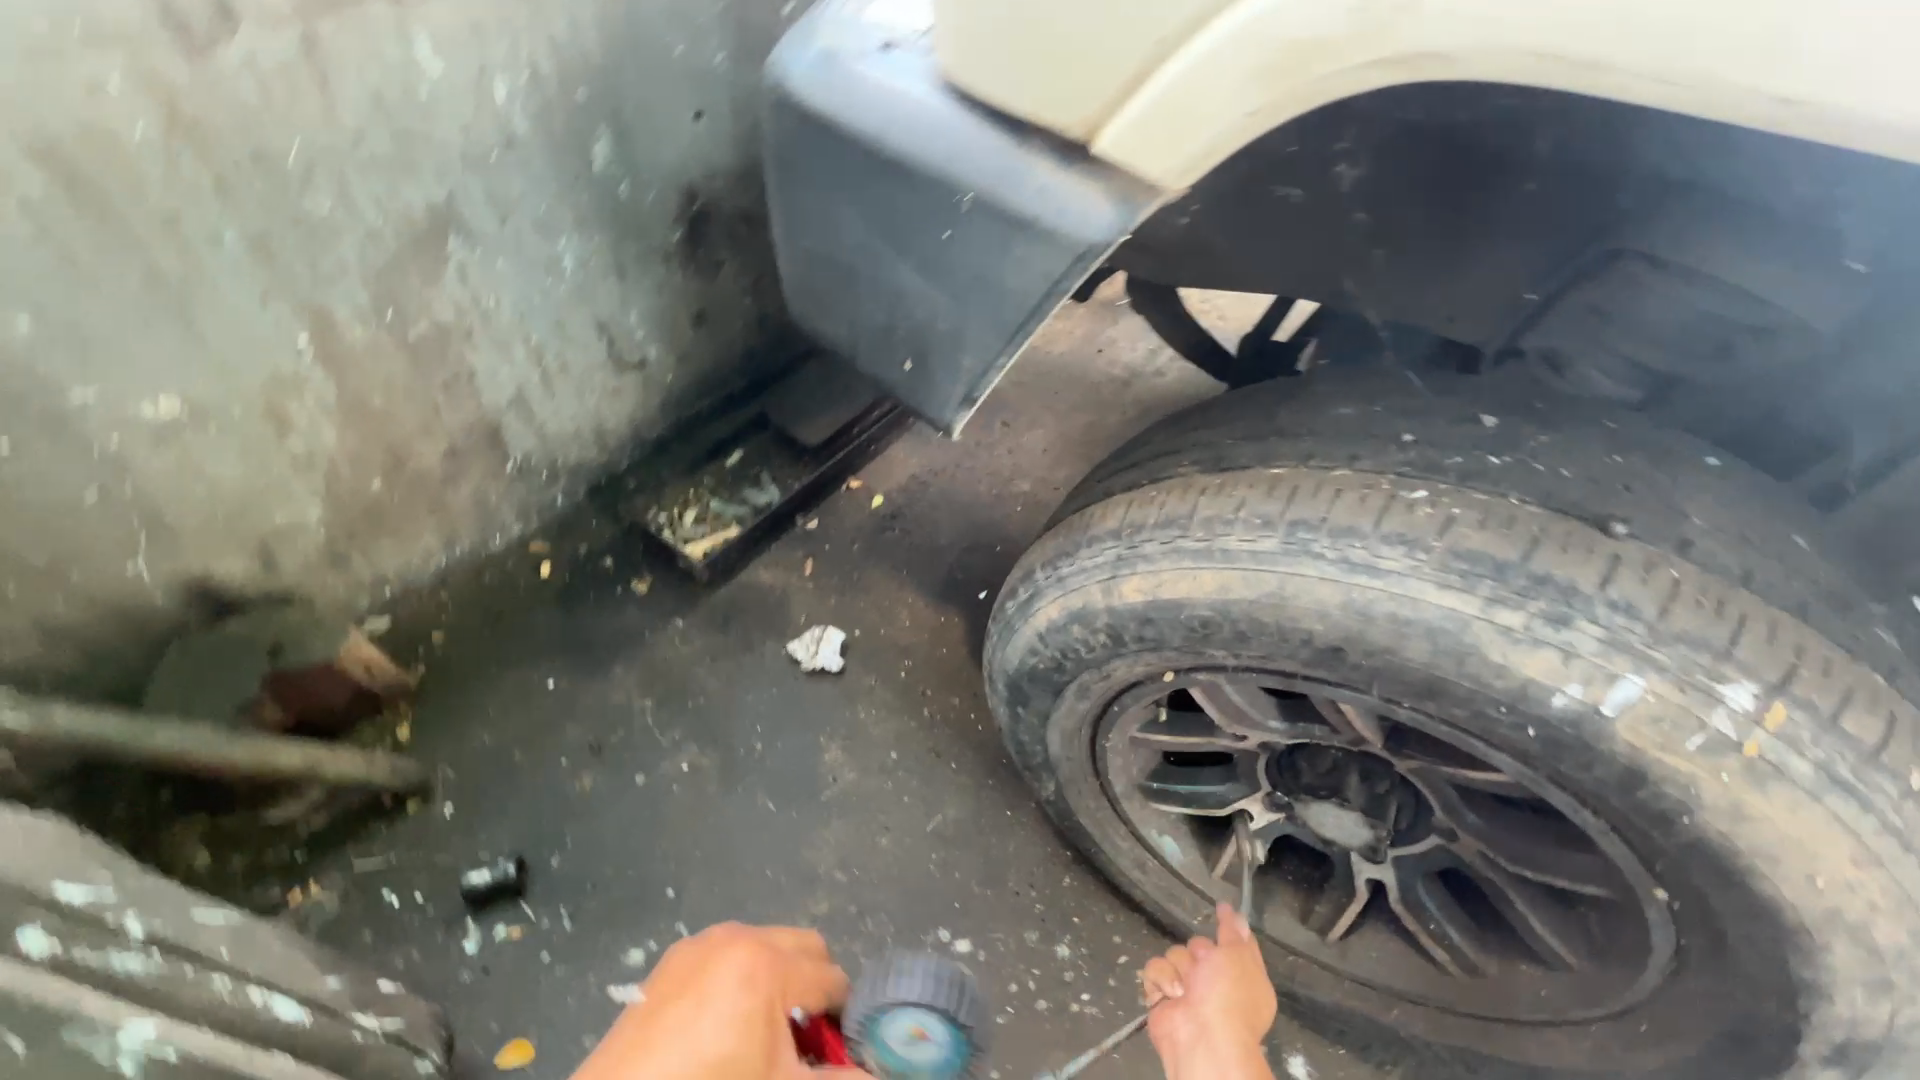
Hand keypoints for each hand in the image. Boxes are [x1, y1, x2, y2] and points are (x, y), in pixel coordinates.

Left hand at [570, 922, 870, 1079]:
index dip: (840, 1017)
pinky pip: (727, 955)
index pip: (833, 978)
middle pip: (805, 946)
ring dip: (779, 980)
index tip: (831, 1050)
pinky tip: (720, 1030)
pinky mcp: (670, 961)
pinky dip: (740, 980)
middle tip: (801, 1041)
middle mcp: (737, 938)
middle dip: (814, 988)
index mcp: (767, 963)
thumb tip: (878, 1077)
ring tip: (760, 1036)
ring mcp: (699, 945)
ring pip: (766, 946)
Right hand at [1139, 903, 1277, 1079]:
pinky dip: (1161, 980)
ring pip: (1175, 954)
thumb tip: (1237, 913)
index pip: (1235, 943)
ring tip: (1184, 989)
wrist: (1202, 1038)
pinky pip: (1155, 970)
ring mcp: (1188, 990)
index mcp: (1241, 976)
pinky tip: (1170, 994)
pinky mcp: (1163, 996)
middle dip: (1197, 952)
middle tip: (1202, 968)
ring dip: (1178, 968)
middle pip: (1198, 946)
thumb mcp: (1238, 957)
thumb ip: (1234, 933)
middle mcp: (1215, 982)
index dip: (1229, 928)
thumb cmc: (1229, 995)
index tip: (1221, 908)